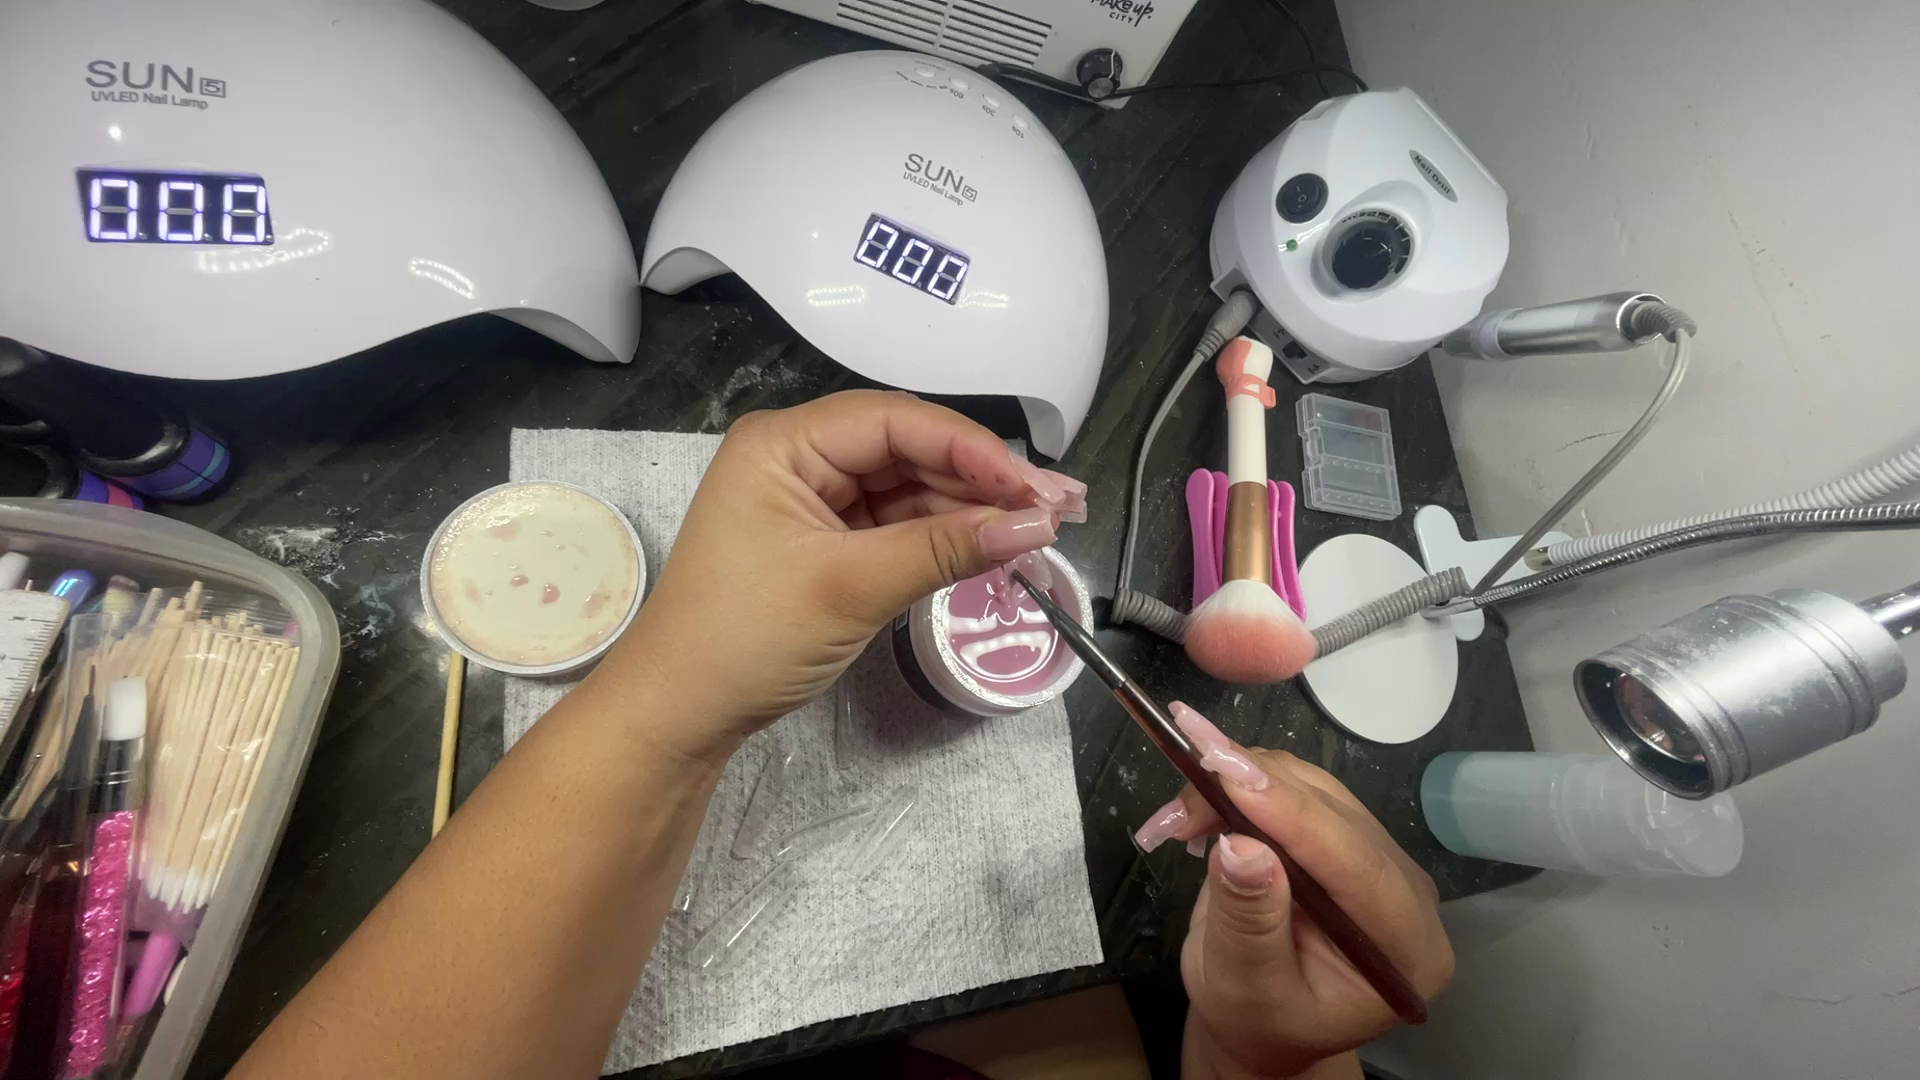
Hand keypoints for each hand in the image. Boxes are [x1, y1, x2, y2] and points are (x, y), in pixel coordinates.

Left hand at [596, 390, 1083, 758]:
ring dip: (971, 508)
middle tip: (1058, 505)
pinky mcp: (830, 538)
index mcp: (786, 443)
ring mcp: (817, 498)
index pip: (895, 422)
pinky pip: (898, 523)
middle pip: (910, 450)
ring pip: (911, 487)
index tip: (1036, 486)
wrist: (683, 712)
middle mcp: (802, 456)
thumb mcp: (851, 587)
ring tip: (1041, 526)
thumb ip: (946, 548)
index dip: (973, 449)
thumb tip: (1037, 525)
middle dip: (983, 478)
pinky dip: (944, 535)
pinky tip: (992, 541)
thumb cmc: (747, 637)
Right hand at [1133, 706, 1453, 1078]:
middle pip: (1327, 810)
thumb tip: (1242, 846)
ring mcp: (1366, 852)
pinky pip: (1284, 781)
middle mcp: (1400, 888)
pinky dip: (1231, 784)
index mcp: (1406, 946)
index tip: (1227, 774)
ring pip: (1301, 782)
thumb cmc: (1257, 1020)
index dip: (1290, 812)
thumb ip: (1249, 920)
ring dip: (1231, 783)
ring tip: (1176, 819)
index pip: (1354, 862)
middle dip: (1246, 791)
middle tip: (1177, 801)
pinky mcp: (1330, 828)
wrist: (1257, 1019)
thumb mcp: (1245, 984)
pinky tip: (1194, 813)